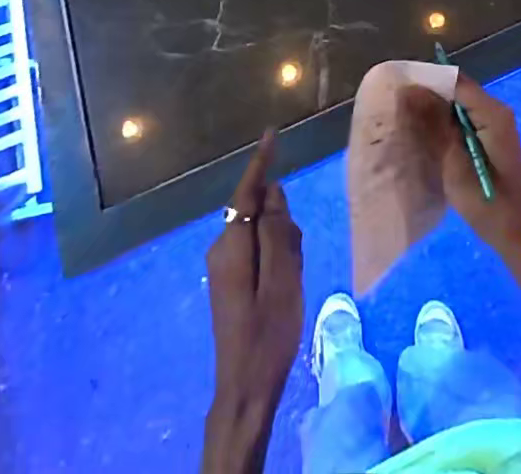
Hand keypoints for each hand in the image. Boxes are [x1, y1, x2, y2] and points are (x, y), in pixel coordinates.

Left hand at [203, 130, 302, 473]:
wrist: (245, 386)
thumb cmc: (268, 333)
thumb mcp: (283, 278)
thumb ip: (277, 230)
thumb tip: (272, 191)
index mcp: (232, 244)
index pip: (247, 191)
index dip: (261, 162)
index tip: (272, 134)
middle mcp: (222, 247)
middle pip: (256, 211)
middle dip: (281, 220)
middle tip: (298, 258)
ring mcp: (224, 264)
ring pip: (259, 232)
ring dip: (281, 243)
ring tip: (294, 278)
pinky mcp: (230, 279)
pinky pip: (257, 250)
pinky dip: (275, 257)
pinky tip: (286, 284)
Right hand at [407, 76, 520, 281]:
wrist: (514, 233)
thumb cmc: (485, 202)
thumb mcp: (453, 162)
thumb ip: (432, 124)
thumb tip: (408, 92)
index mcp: (493, 114)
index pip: (455, 82)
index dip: (426, 82)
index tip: (397, 89)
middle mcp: (496, 111)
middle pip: (457, 89)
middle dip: (427, 95)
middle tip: (396, 105)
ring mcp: (495, 123)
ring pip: (457, 104)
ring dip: (433, 109)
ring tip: (404, 117)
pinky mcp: (489, 136)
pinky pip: (462, 118)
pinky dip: (443, 122)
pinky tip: (424, 133)